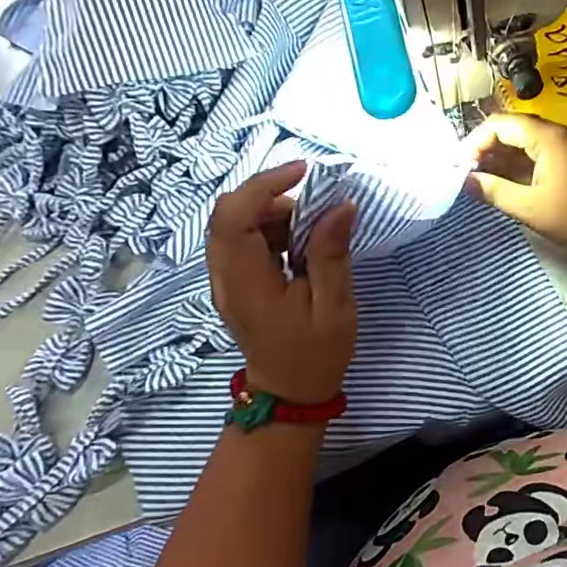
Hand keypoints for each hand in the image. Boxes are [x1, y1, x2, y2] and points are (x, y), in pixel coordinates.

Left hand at [205, 162, 357, 404]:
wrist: (289, 394)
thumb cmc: (316, 354)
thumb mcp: (334, 306)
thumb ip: (331, 254)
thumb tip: (341, 206)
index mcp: (247, 283)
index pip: (234, 216)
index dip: (263, 185)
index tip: (304, 173)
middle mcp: (225, 276)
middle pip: (228, 214)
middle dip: (271, 197)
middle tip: (315, 209)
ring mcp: (226, 279)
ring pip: (235, 225)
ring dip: (273, 214)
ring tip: (314, 231)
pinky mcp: (235, 282)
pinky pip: (242, 241)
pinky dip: (270, 230)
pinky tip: (300, 246)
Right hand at [465, 113, 566, 263]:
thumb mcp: (529, 207)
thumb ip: (493, 191)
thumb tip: (464, 181)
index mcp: (546, 137)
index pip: (499, 124)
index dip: (474, 142)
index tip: (460, 167)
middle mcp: (554, 134)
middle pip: (509, 130)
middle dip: (484, 149)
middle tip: (465, 174)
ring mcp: (562, 147)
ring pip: (520, 143)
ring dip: (497, 159)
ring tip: (477, 181)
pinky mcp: (566, 162)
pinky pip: (532, 155)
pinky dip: (513, 166)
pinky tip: (499, 184)